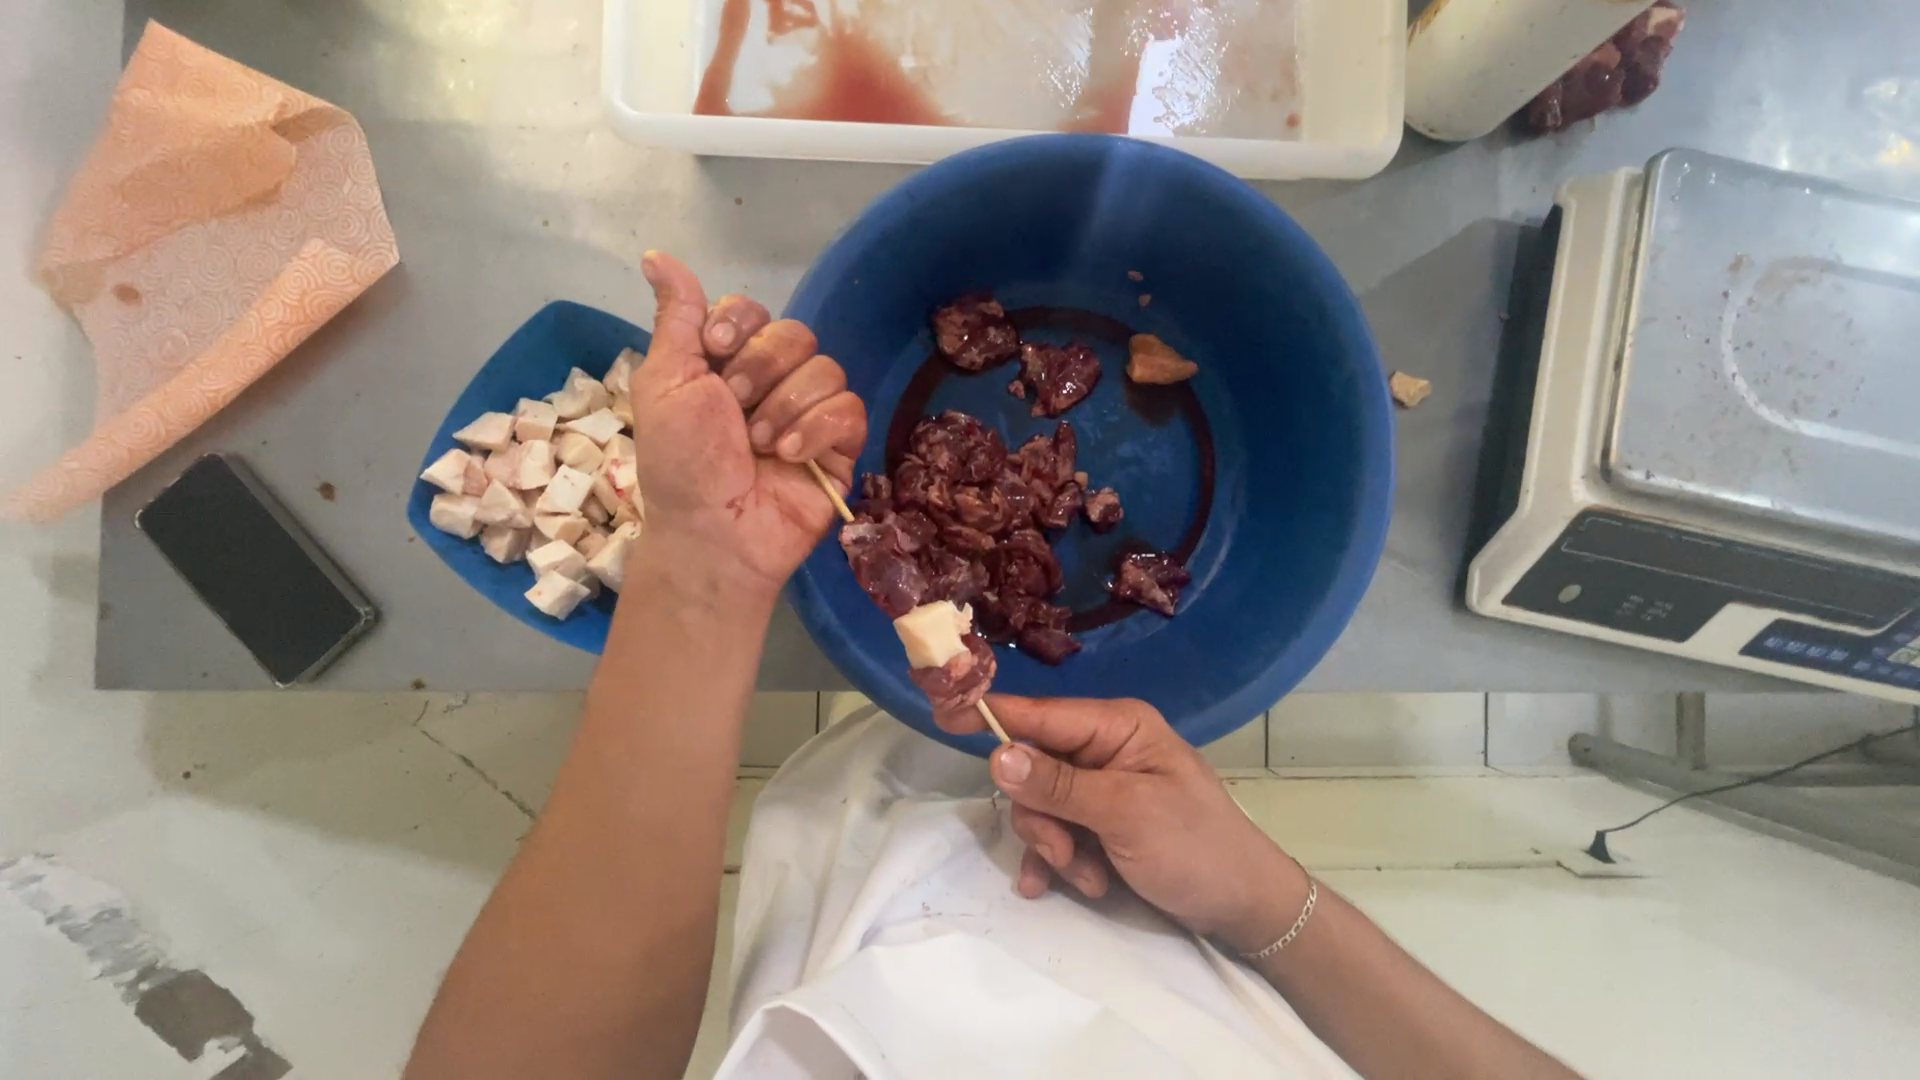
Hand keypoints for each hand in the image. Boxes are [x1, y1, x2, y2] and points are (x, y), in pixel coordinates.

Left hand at [628, 252, 866, 591]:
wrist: (715, 531)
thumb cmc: (681, 462)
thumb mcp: (666, 383)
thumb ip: (677, 318)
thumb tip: (657, 254)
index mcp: (730, 363)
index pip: (754, 311)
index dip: (739, 327)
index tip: (714, 357)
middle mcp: (774, 382)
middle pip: (796, 334)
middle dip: (762, 370)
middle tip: (736, 411)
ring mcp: (811, 414)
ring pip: (827, 369)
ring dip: (788, 407)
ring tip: (763, 446)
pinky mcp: (841, 446)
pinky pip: (850, 409)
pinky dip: (818, 429)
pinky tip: (792, 457)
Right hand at [951, 695, 1308, 954]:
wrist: (1245, 909)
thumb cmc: (1196, 847)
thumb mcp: (1127, 814)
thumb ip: (1060, 785)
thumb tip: (998, 755)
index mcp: (1116, 727)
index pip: (1040, 713)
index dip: (991, 714)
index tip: (942, 713)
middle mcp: (1103, 749)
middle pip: (1032, 767)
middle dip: (1041, 815)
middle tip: (1065, 851)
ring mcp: (1100, 788)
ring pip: (1039, 806)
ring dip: (1055, 847)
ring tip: (1090, 876)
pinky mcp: (1098, 824)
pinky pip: (1054, 834)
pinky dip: (1057, 862)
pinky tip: (1072, 887)